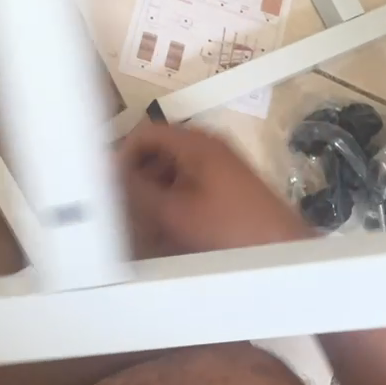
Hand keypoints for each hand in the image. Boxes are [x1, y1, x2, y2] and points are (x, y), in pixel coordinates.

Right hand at [119, 122, 310, 255]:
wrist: (280, 250)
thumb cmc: (230, 227)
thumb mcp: (173, 210)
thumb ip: (135, 189)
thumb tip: (106, 173)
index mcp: (196, 142)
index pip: (144, 134)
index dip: (121, 156)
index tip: (108, 184)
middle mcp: (208, 147)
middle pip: (156, 153)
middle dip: (137, 179)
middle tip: (124, 208)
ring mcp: (220, 166)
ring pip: (170, 172)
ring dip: (153, 195)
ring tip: (144, 224)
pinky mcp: (226, 186)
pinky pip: (186, 186)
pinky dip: (171, 203)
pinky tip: (167, 229)